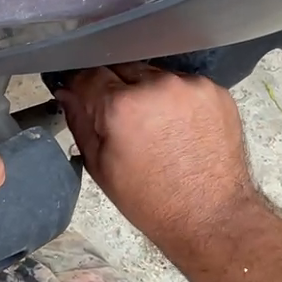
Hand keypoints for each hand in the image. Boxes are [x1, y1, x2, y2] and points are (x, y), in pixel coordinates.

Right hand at [54, 64, 265, 255]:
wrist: (209, 214)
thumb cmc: (151, 199)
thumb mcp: (99, 166)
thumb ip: (79, 122)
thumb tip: (66, 94)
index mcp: (121, 106)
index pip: (87, 74)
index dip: (78, 84)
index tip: (76, 93)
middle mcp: (156, 86)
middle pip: (120, 67)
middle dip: (112, 87)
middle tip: (115, 118)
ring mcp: (190, 86)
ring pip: (152, 74)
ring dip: (144, 91)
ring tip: (150, 126)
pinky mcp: (215, 90)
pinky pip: (182, 84)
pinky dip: (173, 98)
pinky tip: (174, 127)